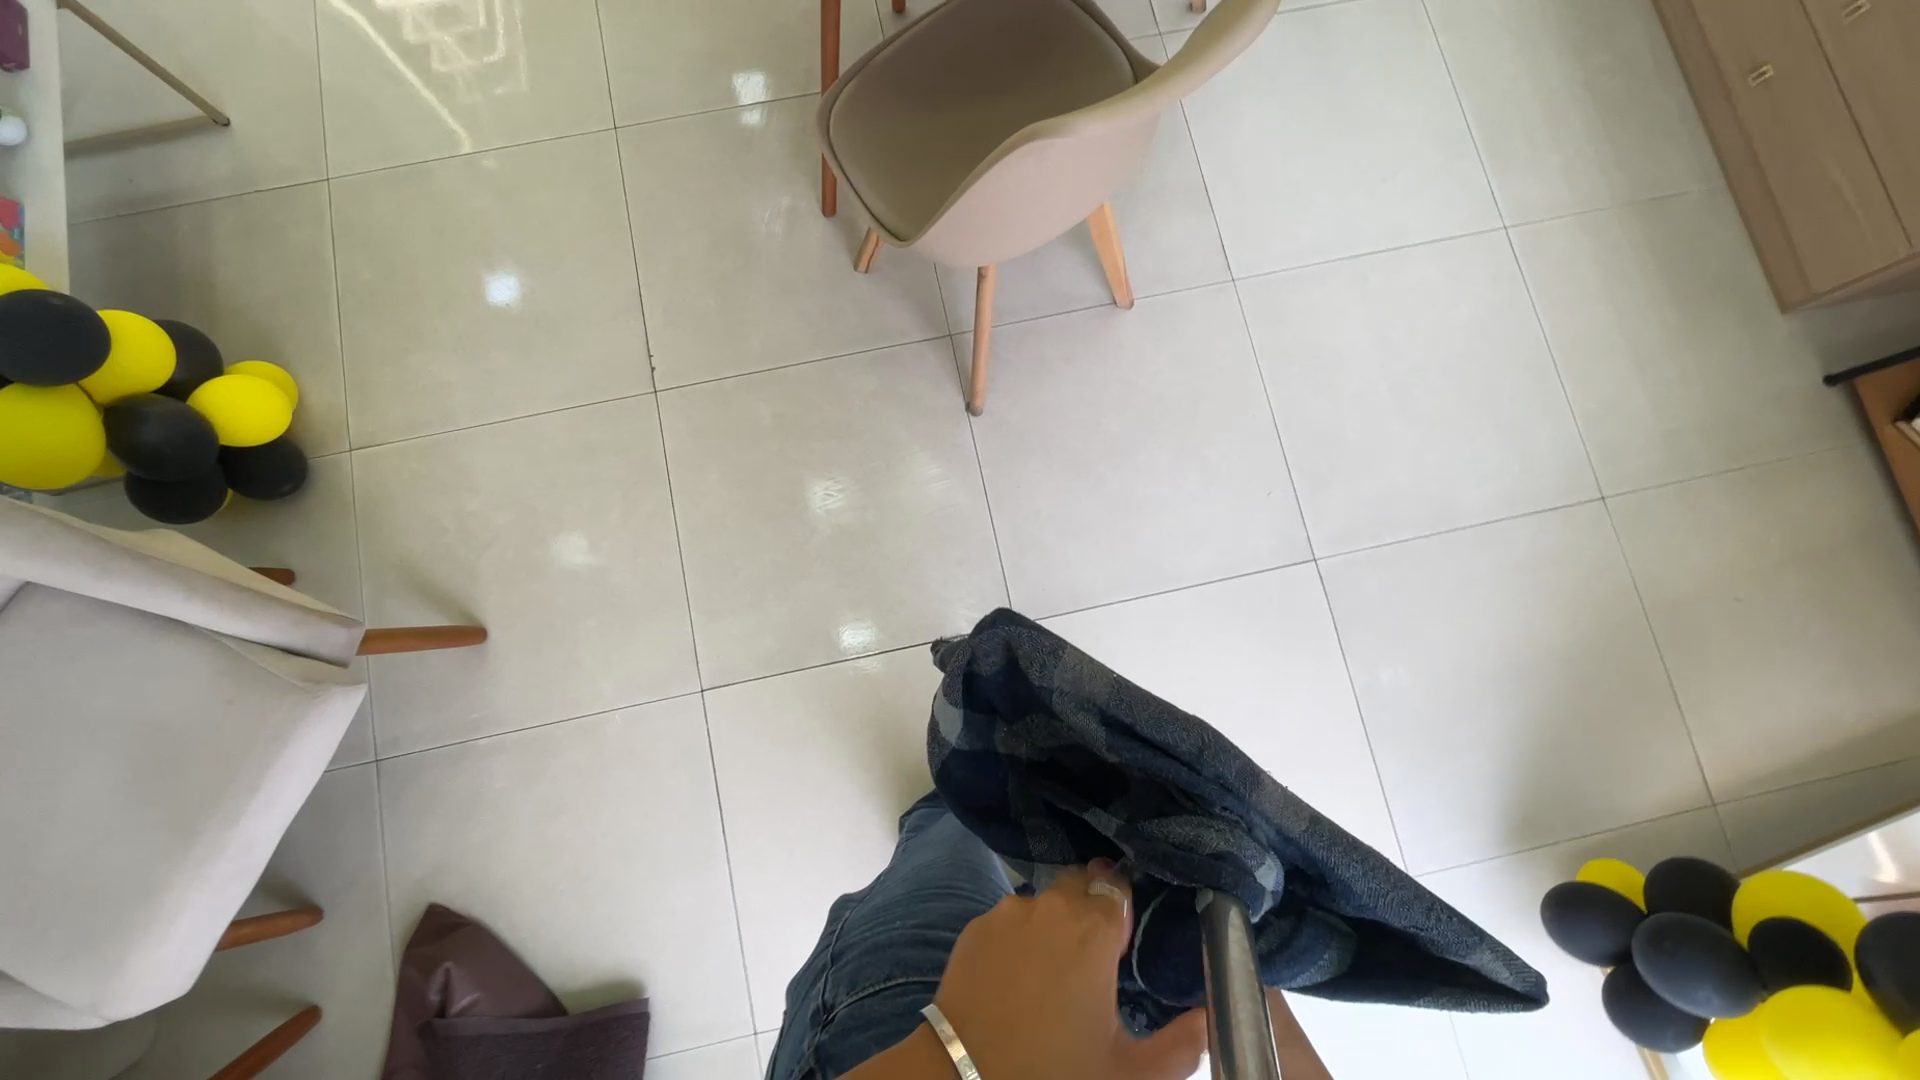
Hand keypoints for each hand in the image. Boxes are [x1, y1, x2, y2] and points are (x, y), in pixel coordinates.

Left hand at [930, 860, 1207, 1079]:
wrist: (965, 1079)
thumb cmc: (1054, 1072)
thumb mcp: (1131, 1073)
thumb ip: (1184, 1042)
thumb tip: (1216, 1013)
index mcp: (1094, 928)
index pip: (1118, 887)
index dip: (1125, 908)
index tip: (1126, 937)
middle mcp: (1051, 905)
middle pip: (1080, 886)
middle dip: (1090, 910)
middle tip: (1095, 958)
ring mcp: (1007, 911)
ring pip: (1042, 902)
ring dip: (1053, 924)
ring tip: (1053, 972)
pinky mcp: (975, 926)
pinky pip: (1009, 920)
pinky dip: (1019, 938)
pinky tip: (1018, 976)